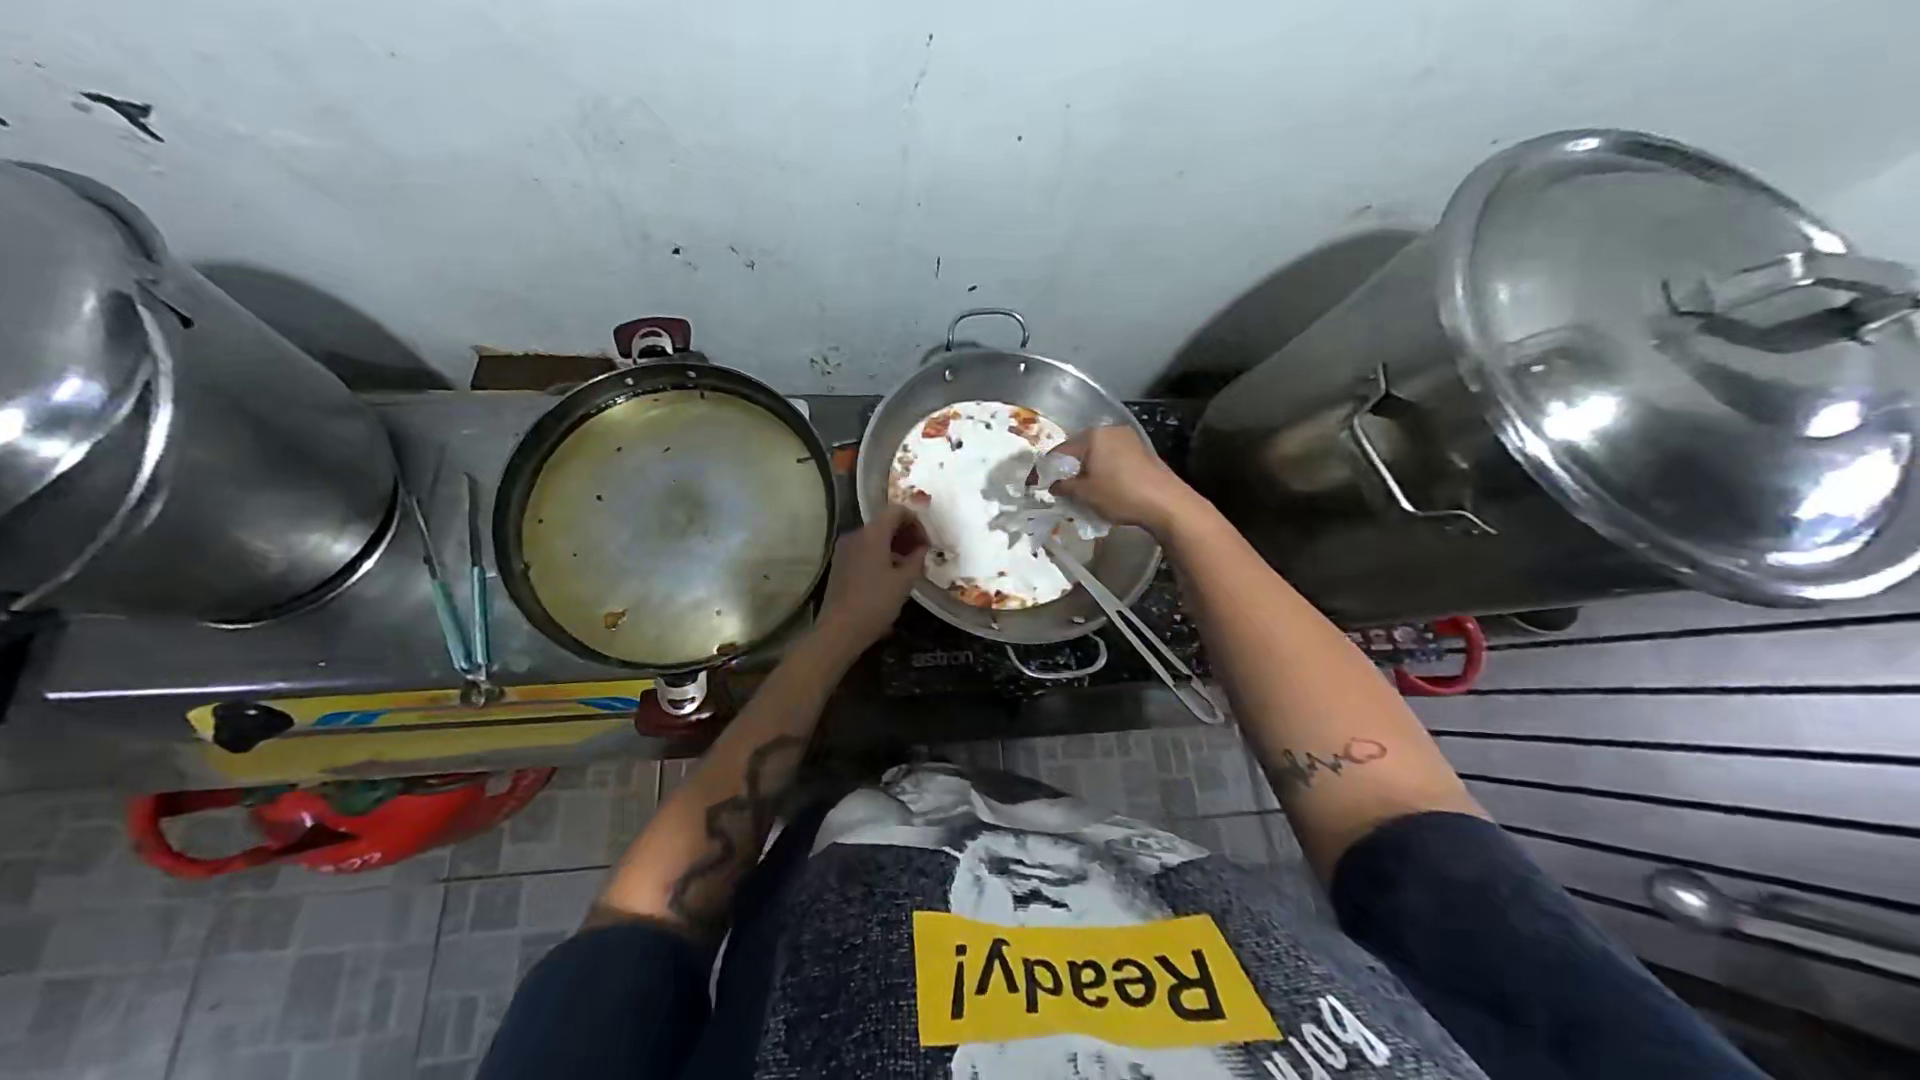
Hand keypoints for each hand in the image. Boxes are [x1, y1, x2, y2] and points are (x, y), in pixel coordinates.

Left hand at [814, 504, 928, 656]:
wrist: (839, 630)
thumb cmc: (876, 603)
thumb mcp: (904, 582)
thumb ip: (916, 559)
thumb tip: (921, 548)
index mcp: (872, 534)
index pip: (897, 511)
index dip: (916, 522)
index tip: (928, 542)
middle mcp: (855, 535)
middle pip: (884, 523)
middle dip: (906, 533)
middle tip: (922, 553)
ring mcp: (844, 549)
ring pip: (874, 537)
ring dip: (894, 545)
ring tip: (909, 566)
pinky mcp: (840, 564)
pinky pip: (865, 550)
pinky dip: (881, 554)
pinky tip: (891, 574)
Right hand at [1049, 425, 1204, 537]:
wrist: (1166, 503)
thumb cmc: (1120, 495)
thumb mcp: (1084, 494)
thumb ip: (1063, 486)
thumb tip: (1053, 485)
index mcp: (1093, 435)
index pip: (1060, 450)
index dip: (1045, 469)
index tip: (1035, 484)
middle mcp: (1110, 430)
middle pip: (1079, 449)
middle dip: (1067, 468)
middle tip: (1058, 487)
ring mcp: (1128, 439)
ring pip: (1097, 454)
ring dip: (1086, 470)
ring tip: (1080, 490)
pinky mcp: (1141, 451)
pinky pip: (1113, 458)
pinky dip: (1102, 470)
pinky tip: (1102, 487)